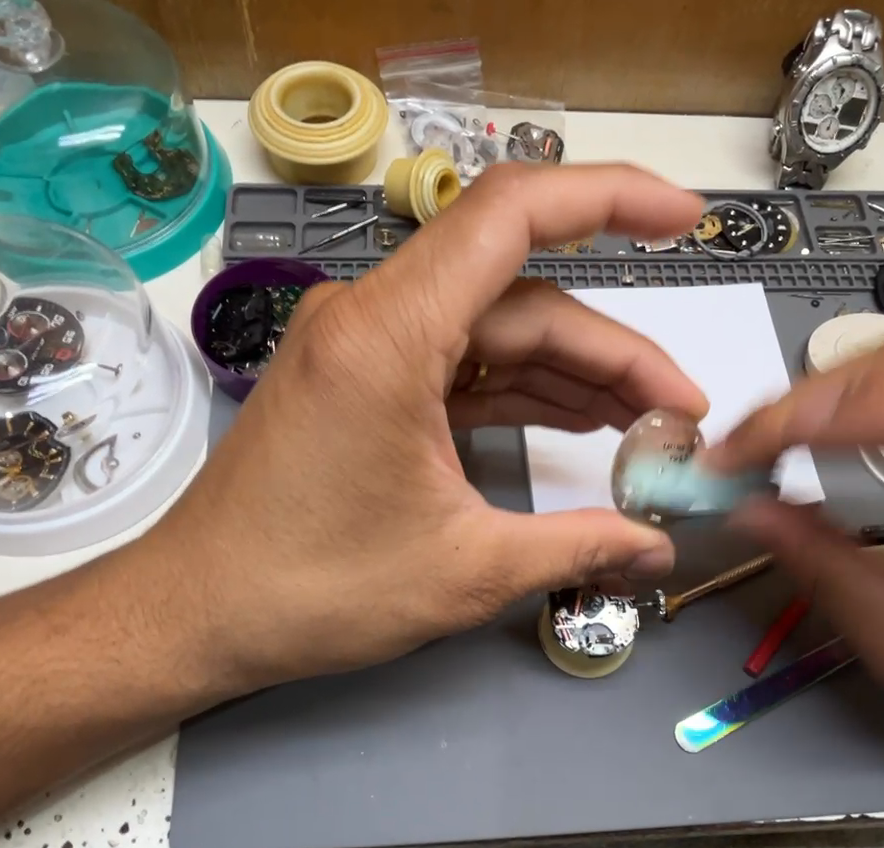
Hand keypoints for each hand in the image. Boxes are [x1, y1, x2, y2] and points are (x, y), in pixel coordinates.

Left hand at [125, 165, 707, 693]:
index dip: (612, 198)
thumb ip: (578, 548)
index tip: (683, 215)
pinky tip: (576, 420)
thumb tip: (655, 551)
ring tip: (642, 425)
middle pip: (524, 298)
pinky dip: (519, 389)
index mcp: (389, 337)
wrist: (200, 612)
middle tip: (678, 413)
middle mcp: (371, 319)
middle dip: (613, 351)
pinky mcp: (363, 385)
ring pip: (496, 332)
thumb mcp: (464, 571)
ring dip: (572, 372)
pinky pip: (460, 366)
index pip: (514, 216)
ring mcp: (364, 350)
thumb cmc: (307, 589)